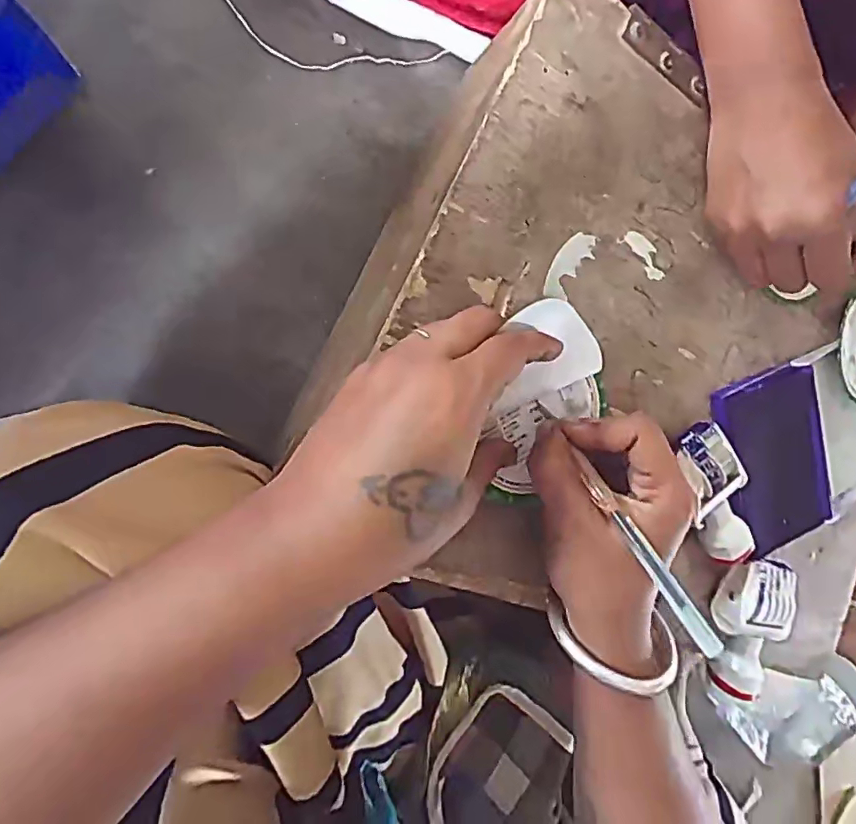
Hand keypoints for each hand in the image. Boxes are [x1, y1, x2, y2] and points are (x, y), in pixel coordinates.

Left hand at [272, 306, 559, 598]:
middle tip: (514, 358)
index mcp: (457, 390)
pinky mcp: (354, 379)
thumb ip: (487, 461)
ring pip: (435, 333)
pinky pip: (404, 355)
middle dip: (500, 330)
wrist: (305, 536)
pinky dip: (427, 361)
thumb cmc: (394, 528)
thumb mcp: (458, 501)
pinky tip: (422, 400)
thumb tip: (500, 444)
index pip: (508, 345)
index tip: (550, 351)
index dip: (536, 343)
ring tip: (467, 381)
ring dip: (461, 344)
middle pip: (472, 319)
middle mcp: (420, 364)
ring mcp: (382, 367)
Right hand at [529, 414, 696, 670]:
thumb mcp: (572, 523)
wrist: (606, 631)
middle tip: (553, 447)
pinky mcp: (640, 502)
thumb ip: (557, 470)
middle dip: (589, 437)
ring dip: (585, 450)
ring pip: (620, 447)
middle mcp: (672, 486)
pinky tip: (566, 477)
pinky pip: (614, 465)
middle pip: (631, 434)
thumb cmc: (596, 584)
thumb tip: (546, 430)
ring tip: (555, 463)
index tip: (561, 439)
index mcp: (670, 490)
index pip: (638, 429)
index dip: (597, 428)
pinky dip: (588, 464)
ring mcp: (657, 494)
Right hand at [704, 70, 855, 301]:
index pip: (832, 281)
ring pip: (762, 279)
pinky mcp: (719, 221)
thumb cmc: (818, 128)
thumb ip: (854, 222)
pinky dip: (751, 250)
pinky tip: (758, 224)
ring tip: (781, 243)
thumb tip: (846, 253)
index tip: (833, 266)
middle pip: (795, 285)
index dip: (836, 275)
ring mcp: (745, 230)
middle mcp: (782, 233)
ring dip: (775, 267)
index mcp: (825, 221)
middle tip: (808, 249)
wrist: (764, 98)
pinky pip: (738, 257)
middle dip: (805, 270)